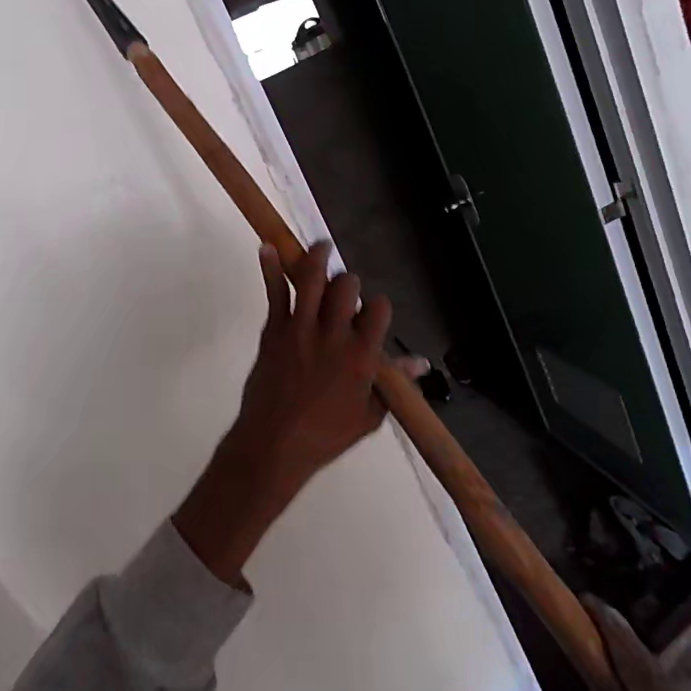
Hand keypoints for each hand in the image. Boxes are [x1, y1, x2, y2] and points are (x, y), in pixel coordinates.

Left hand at [173, 241, 425, 586]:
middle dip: (348, 283)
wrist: (274, 444)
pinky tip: (269, 248)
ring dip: (317, 256)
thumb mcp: (370, 415)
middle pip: (346, 287)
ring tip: (321, 246)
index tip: (370, 311)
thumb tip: (420, 363)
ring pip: (311, 279)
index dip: (376, 305)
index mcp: (362, 356)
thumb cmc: (326, 435)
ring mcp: (301, 329)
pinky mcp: (274, 330)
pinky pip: (274, 292)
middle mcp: (334, 335)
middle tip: (342, 290)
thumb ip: (393, 382)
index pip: (378, 309)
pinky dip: (271, 267)